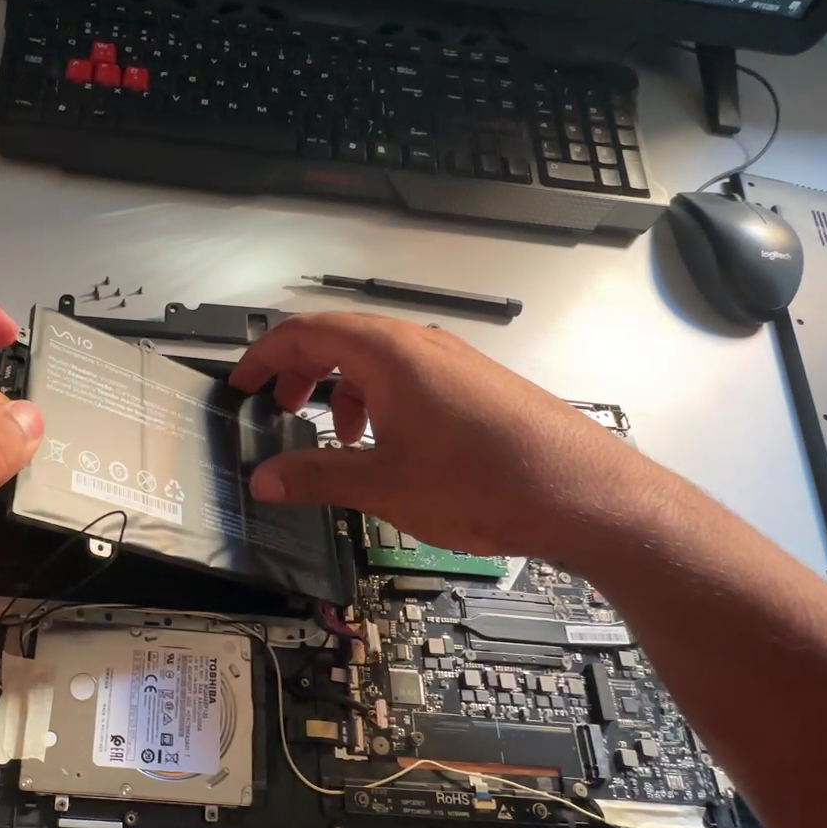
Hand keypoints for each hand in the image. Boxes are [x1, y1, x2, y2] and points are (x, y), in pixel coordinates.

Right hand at [229, 312, 653, 563]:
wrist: (584, 495)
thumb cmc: (491, 481)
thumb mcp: (383, 485)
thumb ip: (315, 477)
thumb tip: (267, 479)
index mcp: (389, 355)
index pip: (304, 332)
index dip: (263, 356)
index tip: (242, 382)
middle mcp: (421, 346)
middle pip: (337, 339)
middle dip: (298, 373)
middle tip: (278, 408)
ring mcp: (451, 362)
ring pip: (374, 358)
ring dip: (340, 389)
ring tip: (335, 436)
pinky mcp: (472, 385)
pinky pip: (407, 376)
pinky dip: (377, 399)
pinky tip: (385, 444)